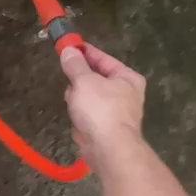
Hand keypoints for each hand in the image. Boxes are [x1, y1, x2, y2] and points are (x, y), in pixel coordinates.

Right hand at [60, 43, 147, 162]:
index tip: (68, 46)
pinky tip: (77, 120)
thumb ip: (75, 65)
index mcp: (128, 78)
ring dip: (78, 100)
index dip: (85, 52)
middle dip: (79, 80)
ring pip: (89, 99)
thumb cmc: (101, 109)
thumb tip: (69, 50)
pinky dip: (80, 116)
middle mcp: (126, 94)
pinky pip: (88, 116)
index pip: (103, 59)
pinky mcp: (106, 130)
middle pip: (96, 79)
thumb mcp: (84, 80)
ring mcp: (117, 114)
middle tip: (68, 77)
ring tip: (73, 102)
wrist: (109, 149)